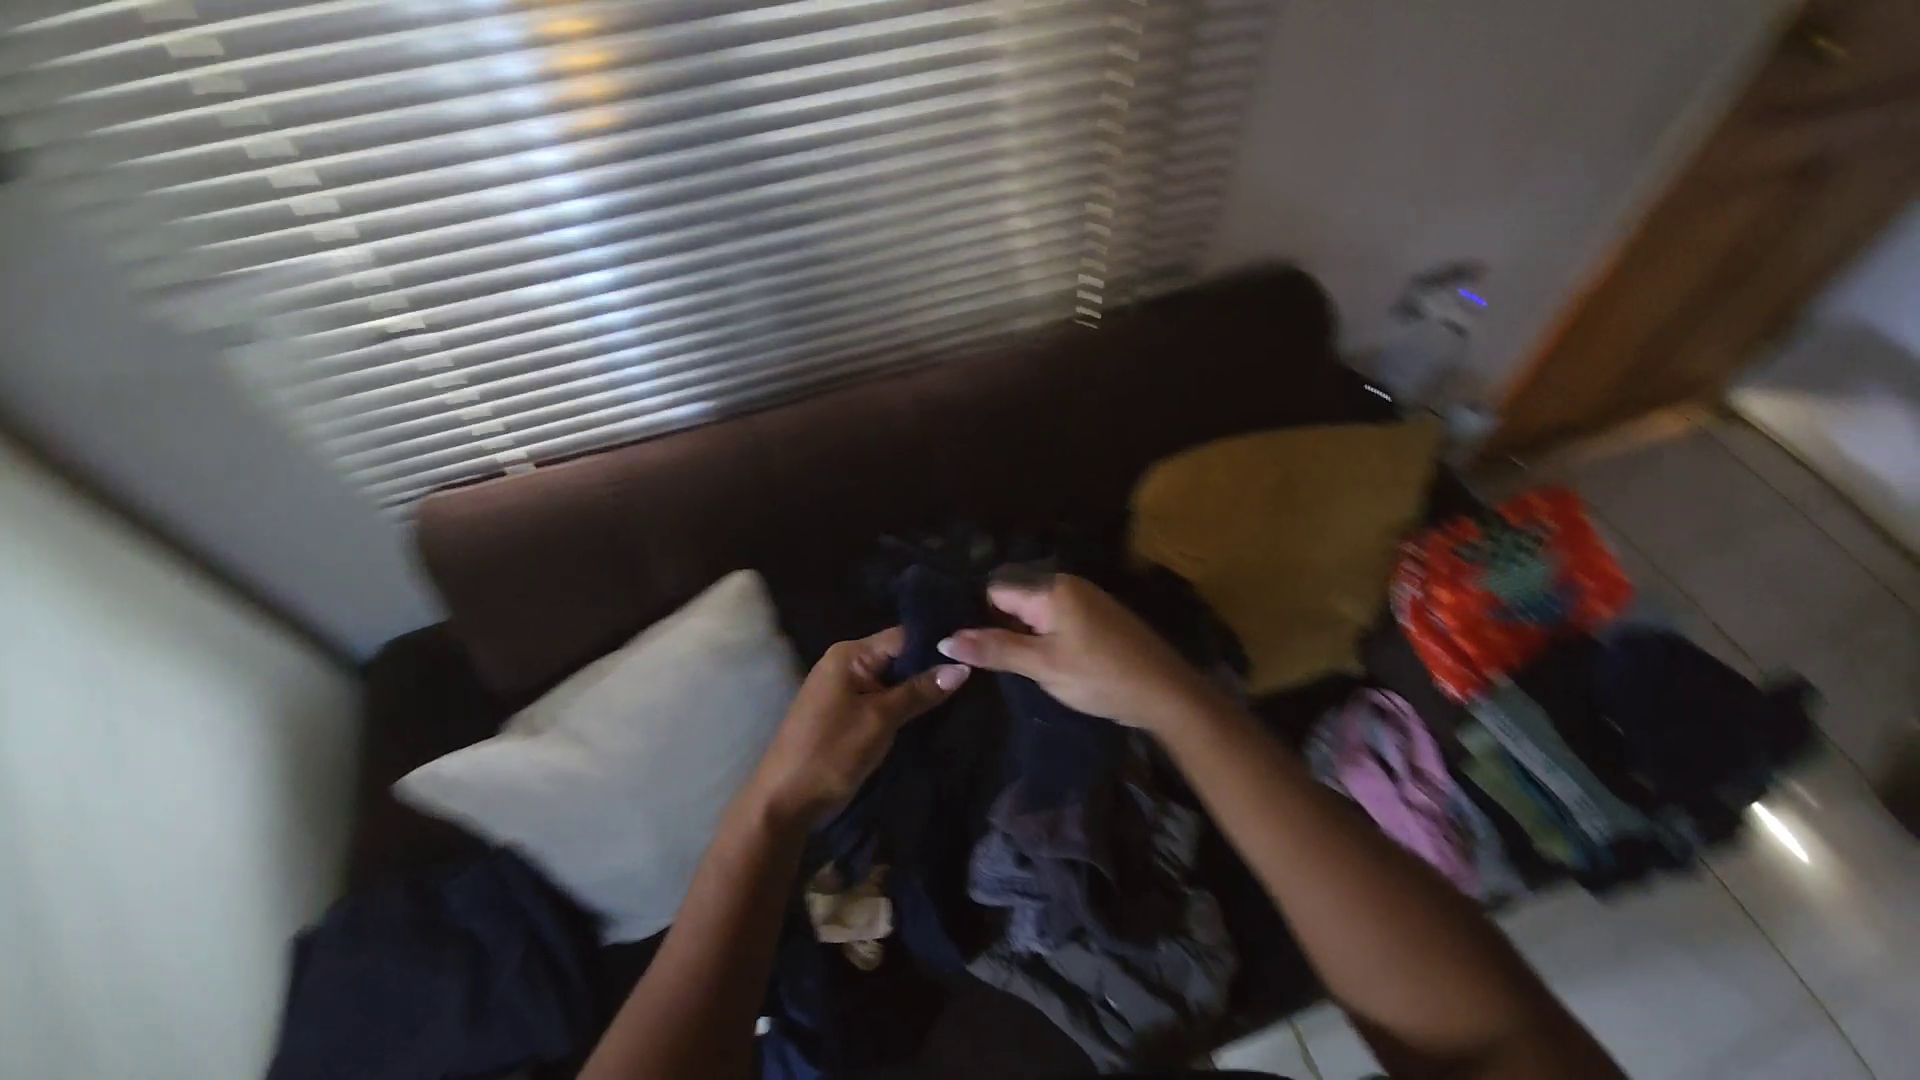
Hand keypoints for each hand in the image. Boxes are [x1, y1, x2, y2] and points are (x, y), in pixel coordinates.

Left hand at [748, 626, 969, 828]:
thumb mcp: (880, 719)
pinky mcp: (846, 714)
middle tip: (977, 677)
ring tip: (967, 692)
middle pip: (899, 657)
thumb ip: (920, 691)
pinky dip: (905, 705)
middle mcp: (845, 663)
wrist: (785, 801)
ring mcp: (844, 690)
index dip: (938, 645)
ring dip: (921, 689)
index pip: (903, 636)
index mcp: (849, 654)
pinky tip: (935, 712)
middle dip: (933, 668)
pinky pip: (883, 699)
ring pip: (893, 680)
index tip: (976, 653)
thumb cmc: (831, 752)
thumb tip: (963, 668)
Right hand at [934, 573, 1221, 732]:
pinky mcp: (1098, 619)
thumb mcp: (1043, 666)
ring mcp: (1086, 601)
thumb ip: (995, 649)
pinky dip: (1045, 640)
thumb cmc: (1101, 676)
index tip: (967, 646)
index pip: (995, 589)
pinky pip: (1057, 621)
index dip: (979, 616)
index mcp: (1051, 589)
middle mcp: (1067, 585)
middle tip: (985, 661)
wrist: (1166, 694)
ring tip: (1011, 667)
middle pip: (1015, 599)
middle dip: (999, 627)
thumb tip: (945, 639)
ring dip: (1023, 637)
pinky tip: (1044, 666)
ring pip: (1036, 613)